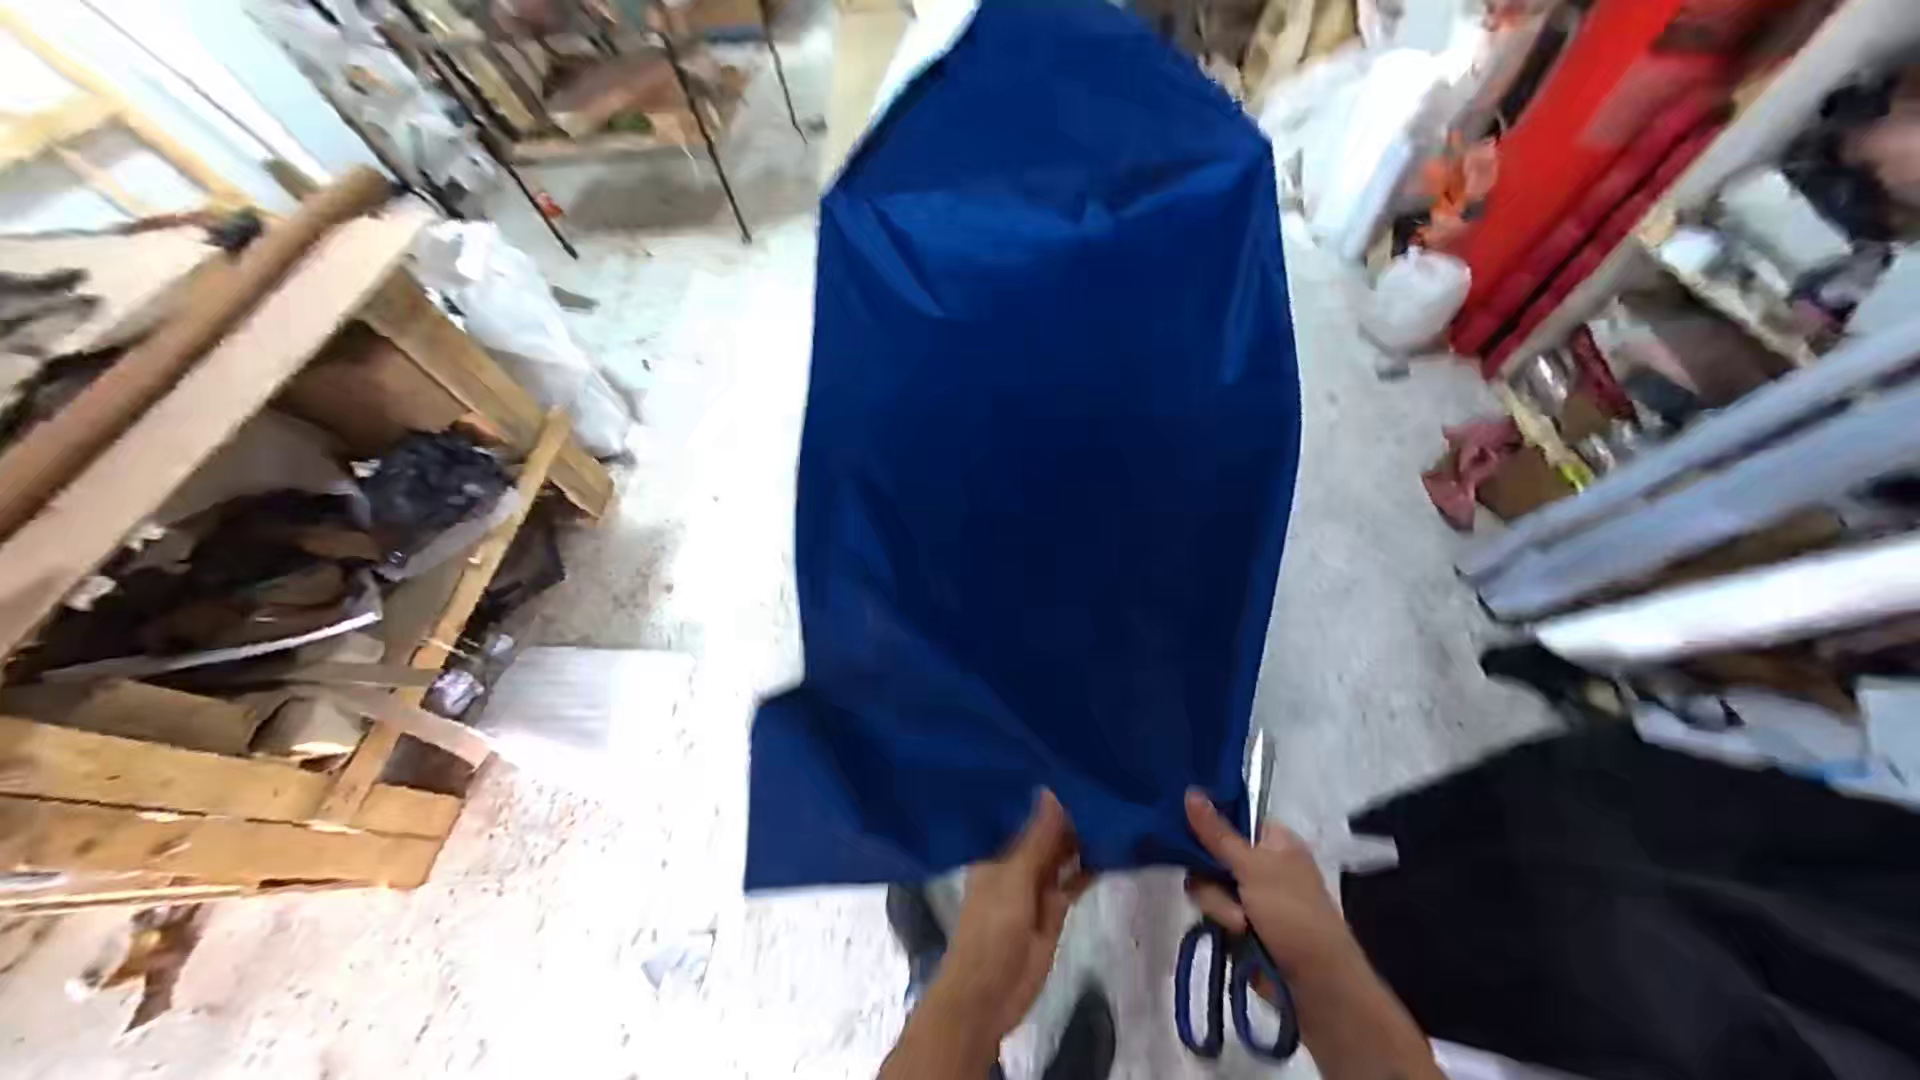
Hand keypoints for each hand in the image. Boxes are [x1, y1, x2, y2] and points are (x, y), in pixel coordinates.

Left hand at [929, 789, 1093, 1041]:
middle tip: (1101, 787)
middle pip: (1046, 837)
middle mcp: (1017, 865)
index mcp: (998, 852)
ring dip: (1081, 842)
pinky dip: (1088, 870)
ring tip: (1110, 811)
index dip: (1047, 801)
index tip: (1072, 772)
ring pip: (1061, 858)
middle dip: (1068, 820)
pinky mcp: (1054, 911)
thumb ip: (1037, 839)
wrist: (990, 995)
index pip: (1025, 818)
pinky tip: (1110, 851)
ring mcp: (1036, 889)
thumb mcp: (1015, 878)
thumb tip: (1050, 792)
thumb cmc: (992, 929)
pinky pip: (1073, 883)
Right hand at [1183, 788, 1360, 979]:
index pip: (1231, 815)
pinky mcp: (1238, 920)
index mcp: (1273, 840)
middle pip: (1210, 850)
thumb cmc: (1294, 915)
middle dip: (1210, 873)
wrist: (1317, 987)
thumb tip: (1190, 790)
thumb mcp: (1254, 868)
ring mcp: (1248, 893)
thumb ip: (1216, 832)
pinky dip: (1218, 919)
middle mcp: (1259, 862)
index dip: (1209, 819)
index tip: (1187, 825)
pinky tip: (1234, 933)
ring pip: (1206, 881)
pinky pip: (1211, 907)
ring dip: (1217, 903)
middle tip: (1218, 885)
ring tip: (1239, 924)